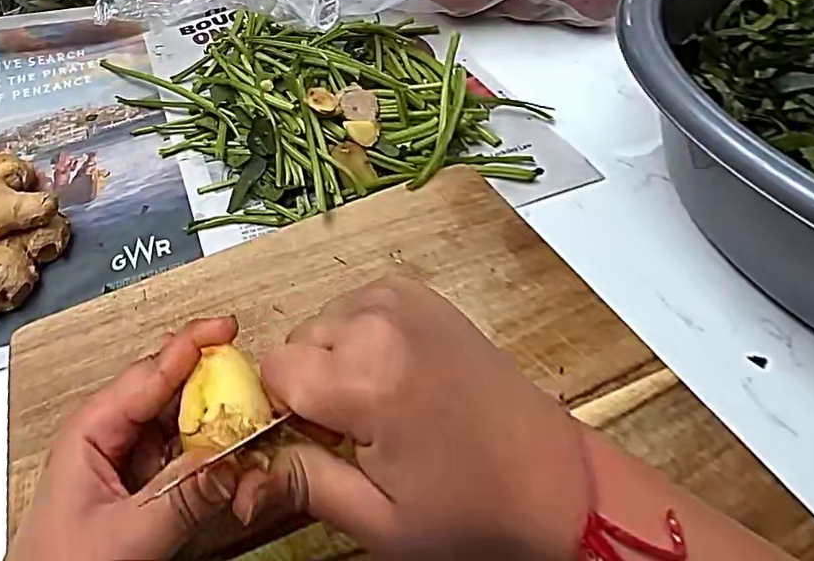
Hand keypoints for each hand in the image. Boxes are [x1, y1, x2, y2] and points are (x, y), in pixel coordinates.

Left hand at [9, 317, 247, 560]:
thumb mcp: (125, 535)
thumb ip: (179, 498)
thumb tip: (227, 461)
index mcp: (91, 425)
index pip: (148, 373)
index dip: (189, 345)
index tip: (224, 327)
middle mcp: (105, 429)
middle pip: (162, 390)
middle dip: (205, 380)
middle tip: (248, 375)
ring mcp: (119, 455)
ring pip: (172, 423)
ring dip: (208, 422)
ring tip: (244, 417)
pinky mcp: (132, 482)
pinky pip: (173, 455)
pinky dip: (200, 455)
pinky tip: (223, 458)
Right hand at [236, 276, 589, 560]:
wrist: (566, 487)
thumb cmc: (479, 512)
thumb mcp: (385, 522)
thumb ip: (305, 485)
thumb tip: (247, 475)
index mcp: (364, 378)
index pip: (275, 370)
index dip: (292, 408)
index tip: (326, 435)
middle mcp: (374, 322)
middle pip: (298, 343)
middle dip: (316, 382)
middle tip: (366, 425)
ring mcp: (394, 300)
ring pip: (322, 324)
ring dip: (338, 358)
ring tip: (389, 397)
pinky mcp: (410, 290)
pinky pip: (353, 307)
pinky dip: (362, 336)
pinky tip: (399, 370)